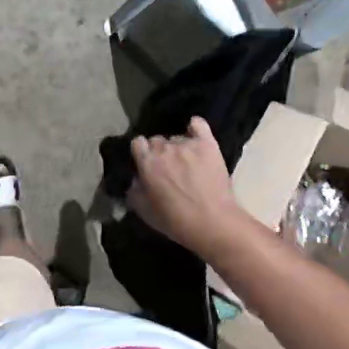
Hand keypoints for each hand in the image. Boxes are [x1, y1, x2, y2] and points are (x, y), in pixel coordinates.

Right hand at [128, 117, 247, 249]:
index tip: (147, 165)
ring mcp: (187, 144)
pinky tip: (195, 133)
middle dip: (159, 151)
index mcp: (146, 162)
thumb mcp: (143, 210)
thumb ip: (134, 190)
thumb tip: (135, 180)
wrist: (213, 224)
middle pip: (157, 140)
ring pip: (177, 138)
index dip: (142, 153)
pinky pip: (198, 125)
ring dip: (179, 148)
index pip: (137, 143)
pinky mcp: (208, 145)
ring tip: (188, 164)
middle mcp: (163, 148)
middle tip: (168, 168)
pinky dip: (195, 127)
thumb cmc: (175, 221)